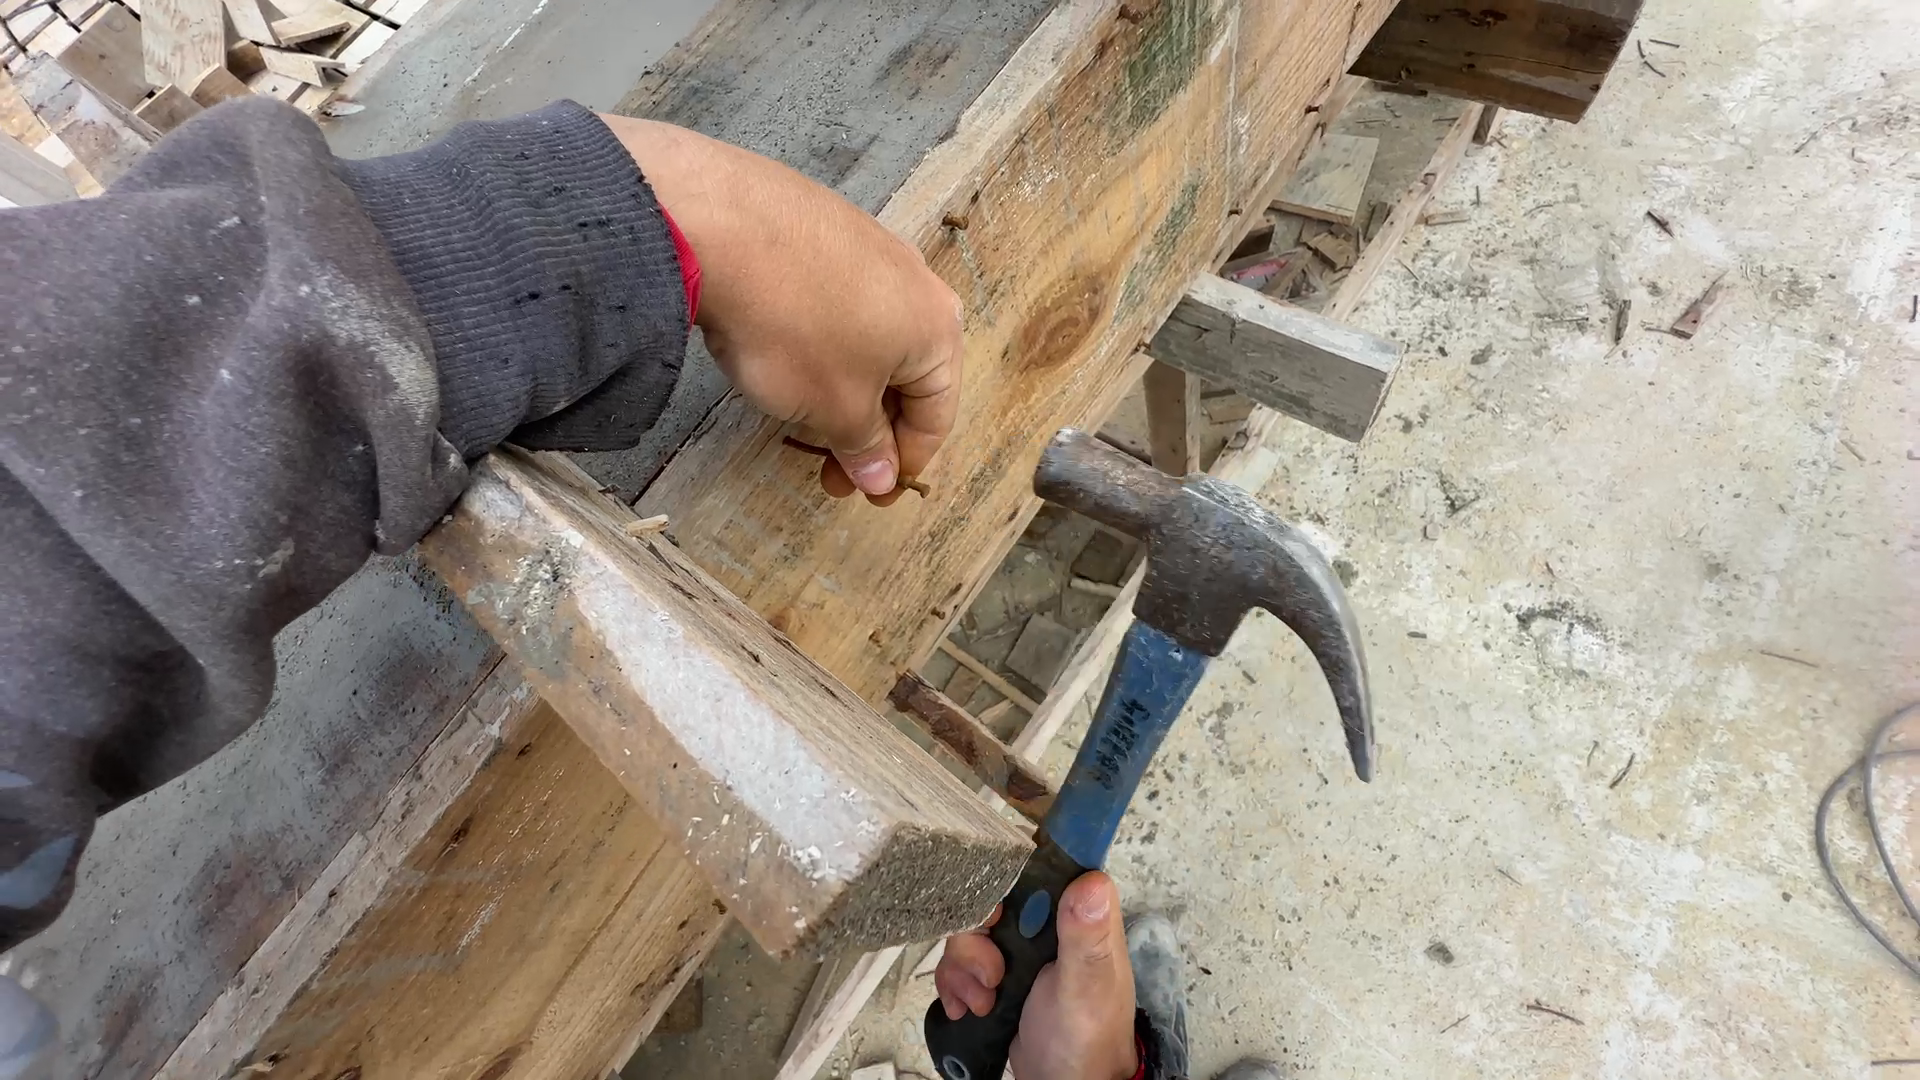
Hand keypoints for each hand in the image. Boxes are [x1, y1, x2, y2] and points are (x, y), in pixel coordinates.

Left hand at [597, 115, 963, 504]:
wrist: (719, 223)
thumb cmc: (796, 330)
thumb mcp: (837, 407)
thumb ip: (866, 448)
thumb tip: (881, 478)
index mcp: (939, 330)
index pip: (937, 416)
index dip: (905, 465)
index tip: (870, 495)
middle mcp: (918, 283)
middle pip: (905, 379)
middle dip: (869, 433)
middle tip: (831, 473)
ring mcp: (871, 249)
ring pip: (870, 343)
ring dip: (845, 394)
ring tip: (805, 422)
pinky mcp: (824, 228)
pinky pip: (838, 306)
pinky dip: (823, 347)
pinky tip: (787, 361)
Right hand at [935, 872, 1138, 1079]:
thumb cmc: (1086, 1038)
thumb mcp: (1085, 987)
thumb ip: (1085, 938)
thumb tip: (1092, 881)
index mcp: (1074, 910)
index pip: (1034, 866)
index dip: (1004, 881)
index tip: (995, 918)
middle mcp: (1045, 920)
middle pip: (991, 897)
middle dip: (977, 938)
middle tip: (992, 975)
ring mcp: (1017, 946)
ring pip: (970, 929)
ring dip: (965, 968)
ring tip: (985, 1001)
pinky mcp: (994, 970)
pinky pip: (958, 960)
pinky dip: (955, 984)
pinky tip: (968, 1008)